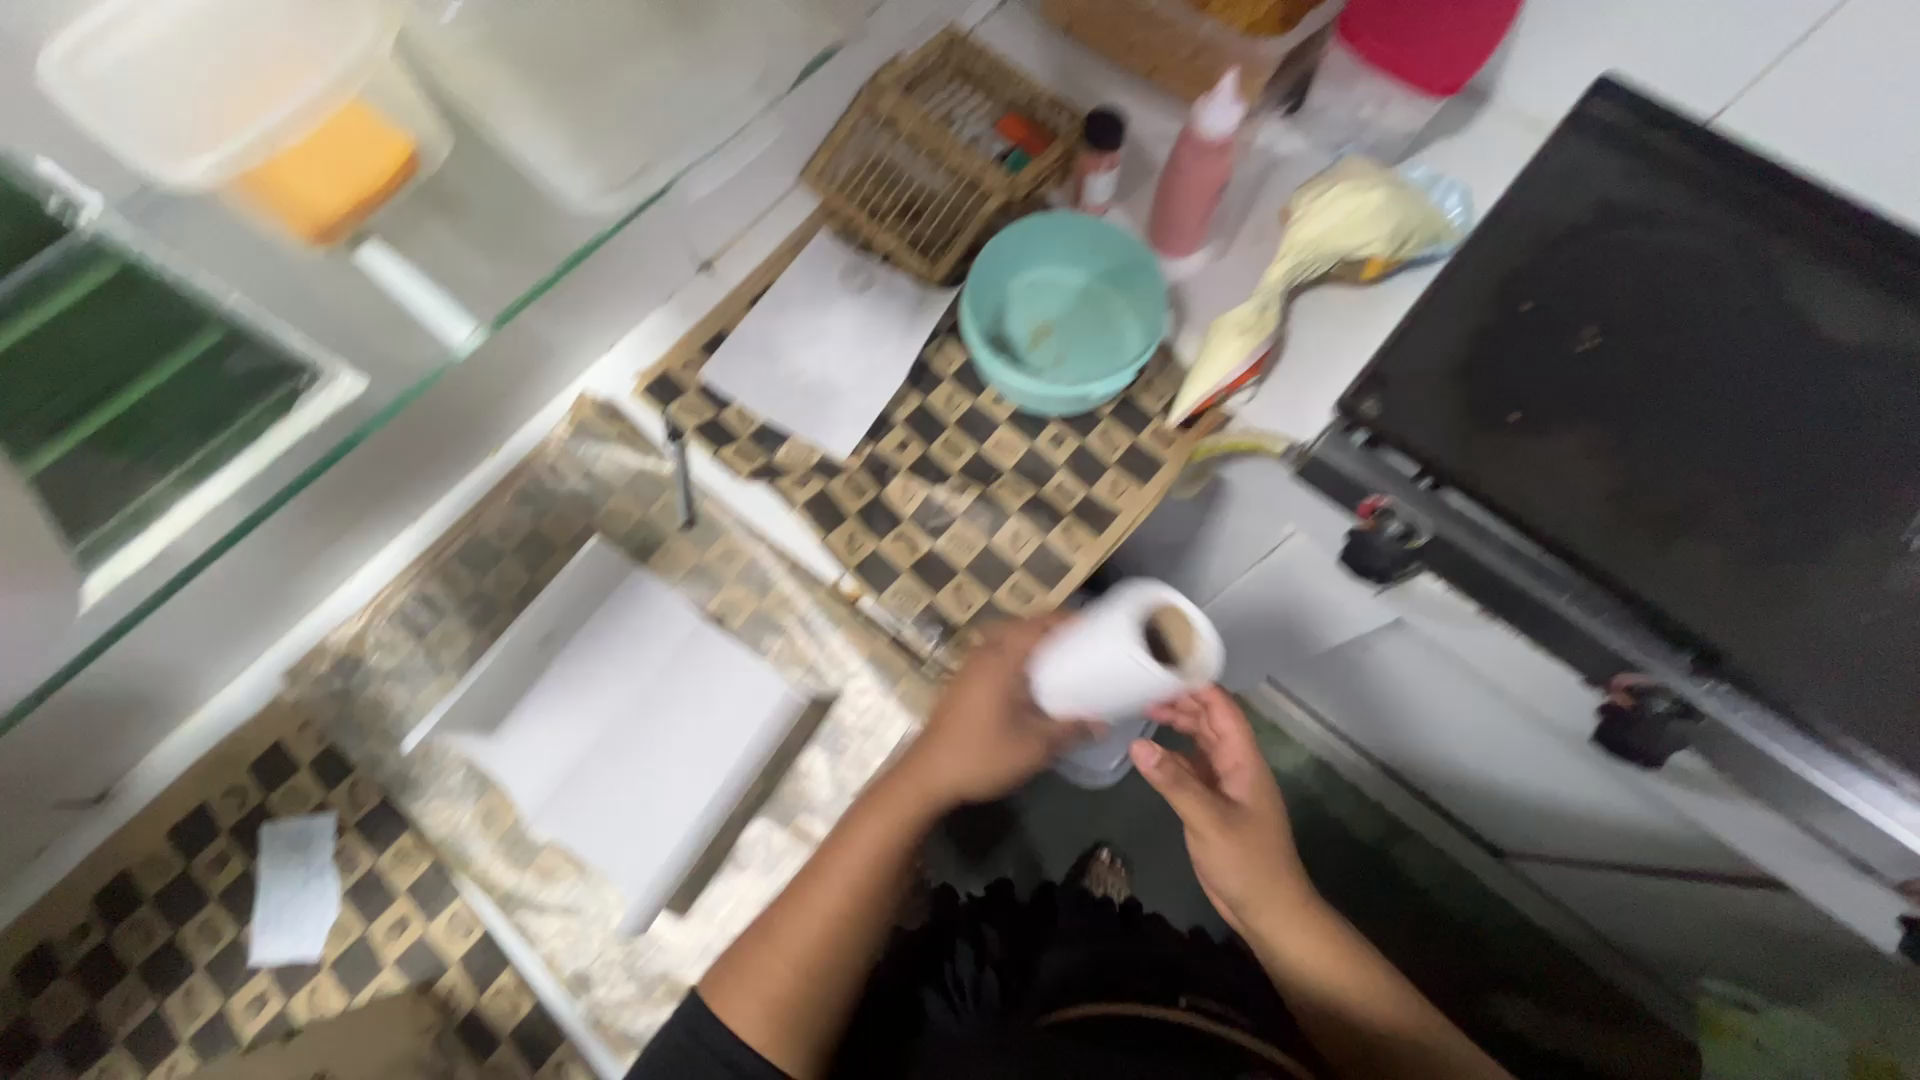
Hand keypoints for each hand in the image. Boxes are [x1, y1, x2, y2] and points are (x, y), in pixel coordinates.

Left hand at [896, 615, 1103, 809]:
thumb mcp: (1034, 747)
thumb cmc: (981, 755)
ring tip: (1060, 661)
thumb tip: (1102, 723)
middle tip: (1080, 645)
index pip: (1038, 624)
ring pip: (1005, 640)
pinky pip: (995, 655)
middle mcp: (983, 654)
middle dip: (1051, 630)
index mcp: (1001, 659)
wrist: (926, 775)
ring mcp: (969, 667)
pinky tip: (1031, 683)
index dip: (1067, 621)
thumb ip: (1070, 730)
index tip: (1094, 629)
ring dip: (1031, 643)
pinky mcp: (963, 682)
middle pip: (1021, 626)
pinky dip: (1016, 657)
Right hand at [1132, 686, 1317, 938]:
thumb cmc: (1247, 862)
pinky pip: (1191, 768)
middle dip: (1182, 701)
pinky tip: (1149, 753)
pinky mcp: (1212, 804)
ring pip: (1200, 742)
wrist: (1267, 910)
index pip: (1223, 710)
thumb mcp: (1209, 820)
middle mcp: (1235, 766)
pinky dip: (1171, 755)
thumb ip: (1174, 781)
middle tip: (1144, 689)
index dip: (1199, 686)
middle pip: (1210, 721)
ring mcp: (1224, 785)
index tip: (1167, 667)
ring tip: (1144, 710)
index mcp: (1244, 761)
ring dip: (1177, 725)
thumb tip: (1137, 743)